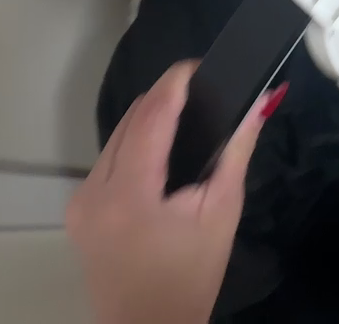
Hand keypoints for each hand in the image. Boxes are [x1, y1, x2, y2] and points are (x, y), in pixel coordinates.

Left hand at [67, 60, 281, 323]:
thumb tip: (259, 102)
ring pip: (116, 133)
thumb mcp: (222, 210)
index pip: (150, 117)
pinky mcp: (79, 209)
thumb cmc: (191, 274)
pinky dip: (136, 138)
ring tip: (188, 108)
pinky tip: (163, 140)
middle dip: (165, 96)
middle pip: (130, 120)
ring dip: (149, 115)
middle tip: (204, 85)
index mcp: (128, 195)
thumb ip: (236, 149)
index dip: (174, 83)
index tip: (200, 63)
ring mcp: (80, 202)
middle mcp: (94, 192)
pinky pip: (109, 154)